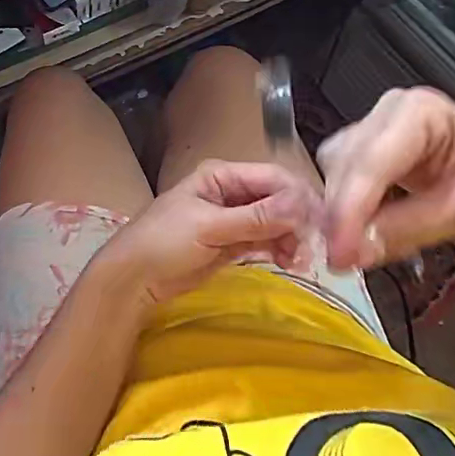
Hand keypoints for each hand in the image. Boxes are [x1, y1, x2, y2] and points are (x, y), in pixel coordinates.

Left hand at [92, 160, 322, 308]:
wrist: (135, 279)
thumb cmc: (164, 242)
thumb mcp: (210, 227)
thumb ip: (255, 218)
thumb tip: (300, 205)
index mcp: (221, 176)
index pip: (271, 177)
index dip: (297, 196)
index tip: (319, 220)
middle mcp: (231, 192)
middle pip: (278, 199)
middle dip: (296, 220)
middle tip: (308, 247)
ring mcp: (233, 218)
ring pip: (275, 222)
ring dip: (290, 238)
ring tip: (296, 260)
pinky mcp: (233, 242)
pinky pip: (265, 240)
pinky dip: (278, 249)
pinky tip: (287, 262)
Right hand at [317, 87, 454, 268]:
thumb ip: (405, 228)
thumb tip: (351, 251)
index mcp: (419, 110)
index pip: (371, 159)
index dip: (349, 207)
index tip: (337, 254)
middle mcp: (390, 112)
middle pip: (346, 160)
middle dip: (341, 211)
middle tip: (341, 262)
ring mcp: (379, 129)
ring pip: (337, 169)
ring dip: (338, 211)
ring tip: (349, 253)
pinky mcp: (374, 152)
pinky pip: (345, 178)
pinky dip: (346, 209)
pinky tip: (355, 236)